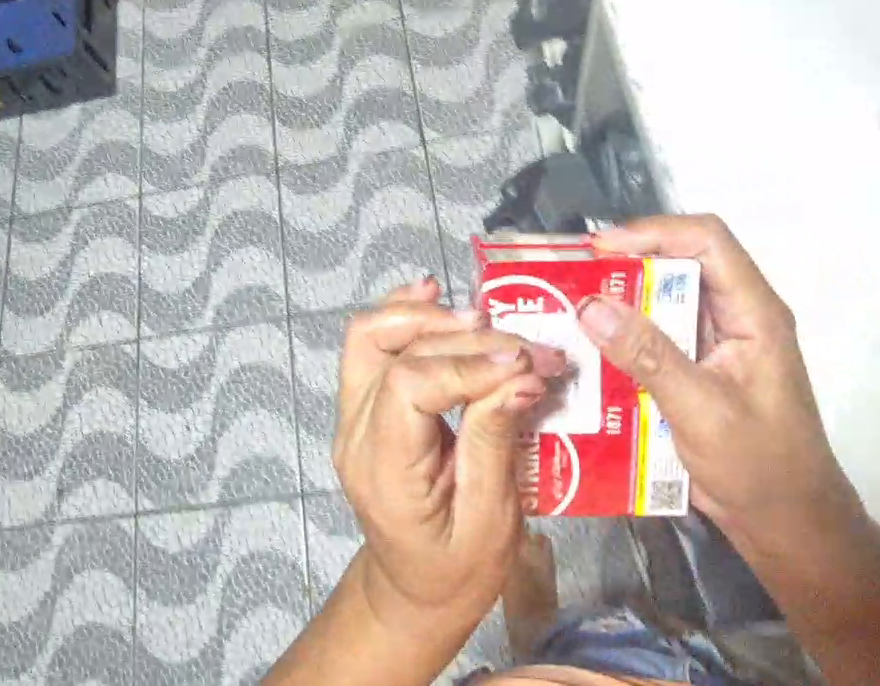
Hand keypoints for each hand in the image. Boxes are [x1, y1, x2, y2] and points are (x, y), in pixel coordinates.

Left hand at [333, 278, 566, 629]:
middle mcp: (354, 432)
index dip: (467, 364)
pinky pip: (371, 344)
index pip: (409, 386)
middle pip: (390, 350)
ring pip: (371, 335)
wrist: (413, 589)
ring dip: (427, 316)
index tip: (525, 362)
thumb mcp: (491, 520)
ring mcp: (352, 413)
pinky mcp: (364, 403)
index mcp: (382, 469)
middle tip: (527, 346)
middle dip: (465, 338)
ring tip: (484, 318)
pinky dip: (402, 312)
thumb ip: (495, 442)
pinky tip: (432, 290)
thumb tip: (521, 373)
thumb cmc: (457, 570)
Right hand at [578, 216, 858, 540]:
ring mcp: (714, 341)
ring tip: (570, 306)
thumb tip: (591, 306)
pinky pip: (654, 333)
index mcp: (754, 312)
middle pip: (679, 263)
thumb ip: (648, 356)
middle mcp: (734, 315)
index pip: (707, 241)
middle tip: (573, 275)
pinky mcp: (695, 366)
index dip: (653, 232)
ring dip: (619, 300)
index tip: (600, 249)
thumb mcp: (702, 410)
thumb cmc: (761, 467)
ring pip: (662, 298)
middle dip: (625, 263)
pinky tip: (588, 347)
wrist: (787, 527)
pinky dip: (622, 334)